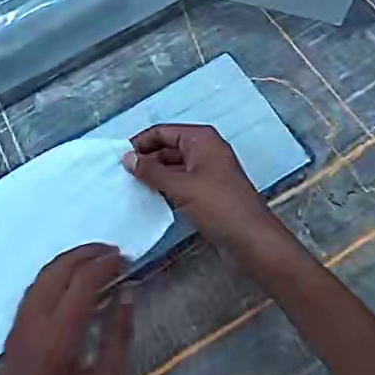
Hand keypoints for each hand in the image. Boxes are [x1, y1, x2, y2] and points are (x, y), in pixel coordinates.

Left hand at [0, 244, 132, 374]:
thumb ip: (117, 337)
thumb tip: (127, 293)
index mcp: (55, 340)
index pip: (80, 284)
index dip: (104, 265)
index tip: (126, 256)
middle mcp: (29, 325)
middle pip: (55, 271)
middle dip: (84, 255)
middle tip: (114, 252)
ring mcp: (15, 329)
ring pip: (40, 279)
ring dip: (67, 263)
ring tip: (97, 262)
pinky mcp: (11, 337)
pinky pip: (32, 294)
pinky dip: (53, 279)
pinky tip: (72, 284)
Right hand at [122, 124, 287, 259]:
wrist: (254, 243)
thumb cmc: (219, 207)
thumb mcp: (181, 186)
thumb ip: (151, 171)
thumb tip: (126, 158)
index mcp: (201, 139)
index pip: (162, 132)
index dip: (141, 142)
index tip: (120, 157)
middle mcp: (205, 150)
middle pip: (167, 147)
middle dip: (147, 158)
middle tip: (122, 173)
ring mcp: (208, 172)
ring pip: (173, 166)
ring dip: (155, 174)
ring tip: (132, 186)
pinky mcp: (209, 192)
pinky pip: (181, 182)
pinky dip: (166, 186)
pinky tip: (151, 197)